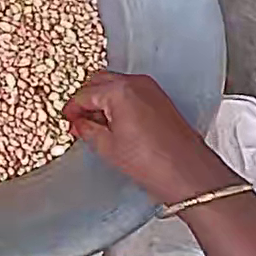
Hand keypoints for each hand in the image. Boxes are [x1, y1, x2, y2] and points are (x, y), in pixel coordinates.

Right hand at [62, 71, 240, 205]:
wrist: (187, 173)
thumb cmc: (153, 162)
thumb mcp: (107, 147)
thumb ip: (87, 130)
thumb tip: (80, 124)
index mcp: (119, 90)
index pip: (84, 94)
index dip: (72, 108)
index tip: (68, 119)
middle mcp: (135, 82)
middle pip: (99, 82)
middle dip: (86, 99)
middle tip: (79, 121)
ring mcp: (150, 88)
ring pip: (116, 84)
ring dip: (103, 99)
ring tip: (97, 125)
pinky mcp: (160, 98)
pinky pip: (131, 91)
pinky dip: (119, 101)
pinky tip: (116, 124)